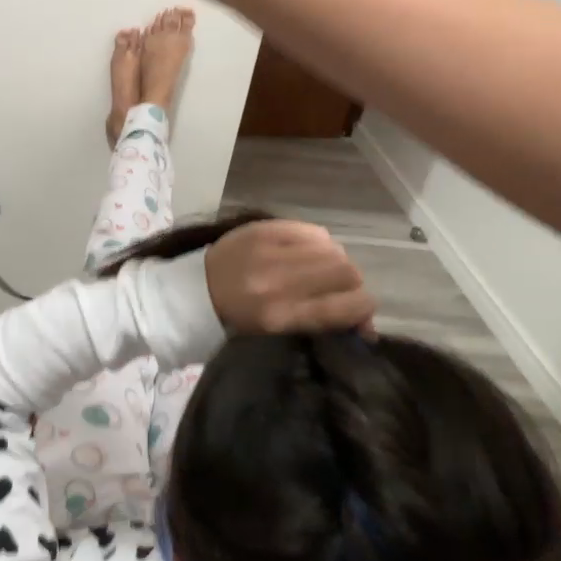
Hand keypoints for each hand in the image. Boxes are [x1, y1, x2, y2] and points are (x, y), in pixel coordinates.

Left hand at [204, 219, 373, 333]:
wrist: (195, 290)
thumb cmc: (240, 318)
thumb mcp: (279, 330)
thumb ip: (322, 321)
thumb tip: (365, 320)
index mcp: (282, 315)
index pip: (348, 306)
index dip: (364, 310)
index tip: (360, 315)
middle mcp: (279, 282)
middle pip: (347, 272)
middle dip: (352, 284)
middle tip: (340, 290)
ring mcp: (270, 251)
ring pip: (334, 249)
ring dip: (336, 261)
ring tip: (321, 270)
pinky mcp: (263, 229)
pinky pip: (313, 231)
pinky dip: (318, 242)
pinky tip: (307, 252)